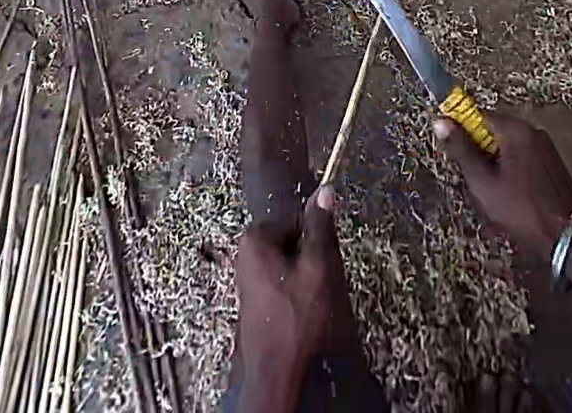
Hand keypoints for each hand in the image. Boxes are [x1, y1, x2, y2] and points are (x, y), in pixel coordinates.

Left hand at [234, 188, 339, 409]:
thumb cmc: (297, 321)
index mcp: (254, 239)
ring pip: (292, 267)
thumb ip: (320, 225)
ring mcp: (251, 283)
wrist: (282, 379)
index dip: (314, 239)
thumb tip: (325, 191)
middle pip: (293, 242)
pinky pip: (286, 288)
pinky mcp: (259, 306)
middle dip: (310, 259)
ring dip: (308, 280)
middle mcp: (246, 257)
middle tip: (318, 284)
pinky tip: (306, 317)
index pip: (296, 220)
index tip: (322, 259)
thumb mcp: (317, 264)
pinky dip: (299, 297)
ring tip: (313, 304)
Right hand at [435, 113, 571, 256]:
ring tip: (492, 194)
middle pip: (493, 131)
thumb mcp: (483, 182)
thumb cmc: (521, 210)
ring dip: (494, 165)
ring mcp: (545, 147)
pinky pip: (522, 157)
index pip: (478, 116)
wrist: (567, 238)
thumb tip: (440, 122)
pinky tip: (509, 197)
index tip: (454, 154)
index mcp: (515, 130)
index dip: (463, 133)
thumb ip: (461, 150)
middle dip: (480, 153)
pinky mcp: (552, 162)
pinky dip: (511, 171)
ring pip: (507, 147)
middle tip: (475, 181)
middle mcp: (532, 131)